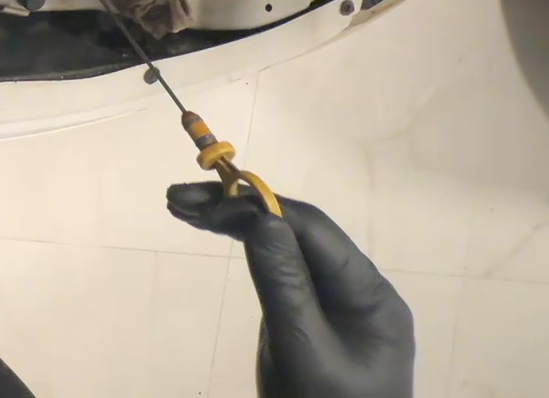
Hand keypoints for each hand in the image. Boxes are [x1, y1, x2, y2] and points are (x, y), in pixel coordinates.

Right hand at [168, 183, 414, 397]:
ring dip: (230, 218)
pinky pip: (274, 260)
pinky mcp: (308, 305)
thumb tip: (258, 213)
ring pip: (278, 238)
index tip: (207, 207)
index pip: (312, 229)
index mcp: (369, 294)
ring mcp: (331, 295)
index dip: (259, 207)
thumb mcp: (301, 349)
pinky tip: (206, 227)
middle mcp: (354, 285)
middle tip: (179, 198)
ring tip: (180, 206)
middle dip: (236, 207)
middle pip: (292, 227)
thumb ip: (283, 281)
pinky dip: (238, 241)